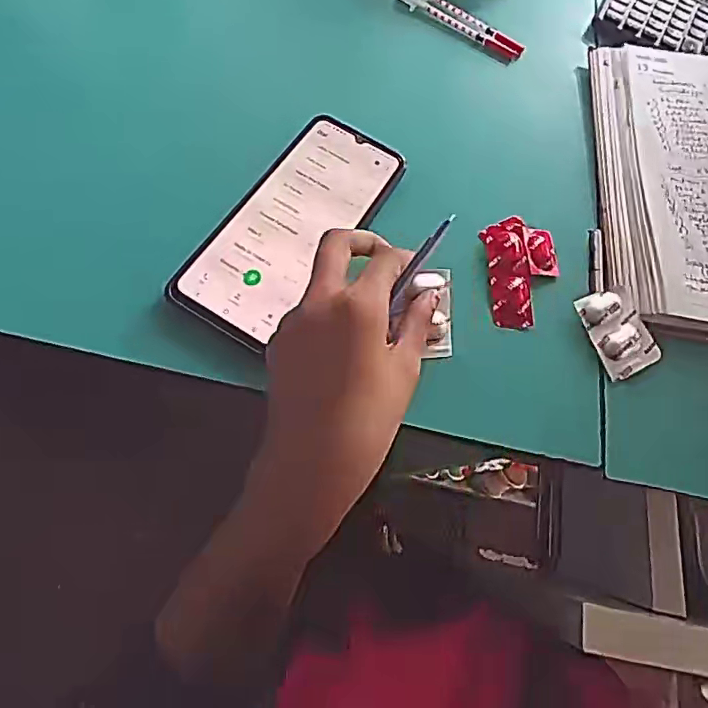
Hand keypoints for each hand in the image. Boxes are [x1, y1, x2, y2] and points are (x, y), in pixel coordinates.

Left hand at [248, 228, 438, 545]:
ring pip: (321, 281)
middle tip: (385, 259)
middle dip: (364, 241)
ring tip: (374, 322)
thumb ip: (416, 322)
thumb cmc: (367, 421)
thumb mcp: (404, 369)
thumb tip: (427, 295)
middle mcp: (320, 302)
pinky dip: (330, 314)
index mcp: (357, 305)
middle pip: (336, 244)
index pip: (385, 259)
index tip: (417, 271)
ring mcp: (294, 320)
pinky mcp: (279, 342)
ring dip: (347, 285)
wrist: (309, 465)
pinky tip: (347, 350)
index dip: (406, 259)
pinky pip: (309, 313)